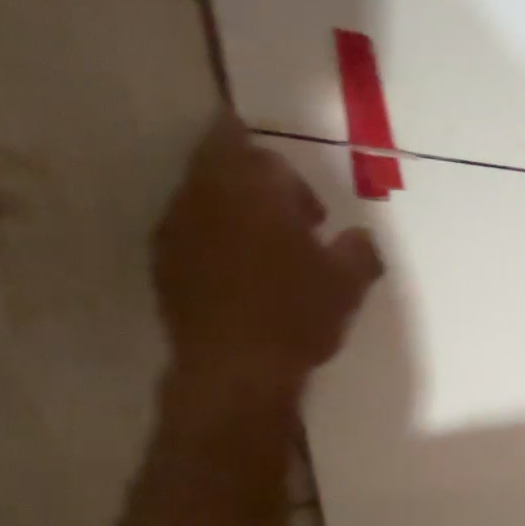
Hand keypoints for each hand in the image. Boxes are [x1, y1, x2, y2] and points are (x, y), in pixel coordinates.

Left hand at [152, 111, 382, 398]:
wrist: (235, 368)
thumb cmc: (298, 316)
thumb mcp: (349, 285)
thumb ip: (359, 250)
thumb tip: (359, 237)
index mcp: (253, 192)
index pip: (265, 157)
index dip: (293, 181)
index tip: (314, 214)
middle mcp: (205, 196)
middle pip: (222, 163)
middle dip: (255, 183)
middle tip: (288, 220)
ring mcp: (177, 227)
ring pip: (204, 197)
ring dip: (234, 212)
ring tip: (269, 252)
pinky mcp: (165, 261)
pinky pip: (192, 231)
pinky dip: (217, 240)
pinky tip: (243, 276)